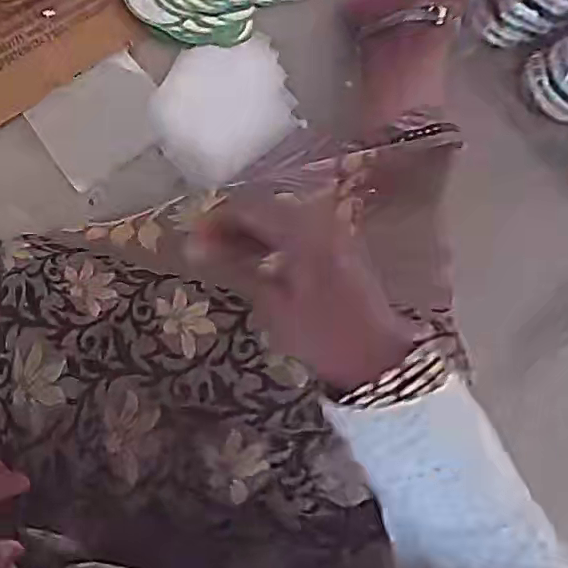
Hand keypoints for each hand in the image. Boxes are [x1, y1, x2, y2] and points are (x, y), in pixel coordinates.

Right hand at [193, 192, 416, 391]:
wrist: (377, 359)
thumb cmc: (322, 335)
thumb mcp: (272, 302)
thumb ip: (234, 266)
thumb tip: (194, 248)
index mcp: (303, 231)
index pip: (248, 208)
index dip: (214, 221)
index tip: (190, 240)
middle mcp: (319, 220)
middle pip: (263, 210)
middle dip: (229, 227)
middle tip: (202, 250)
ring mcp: (331, 231)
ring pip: (277, 220)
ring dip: (248, 235)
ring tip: (221, 258)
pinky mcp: (336, 245)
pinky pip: (294, 231)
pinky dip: (270, 242)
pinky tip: (253, 262)